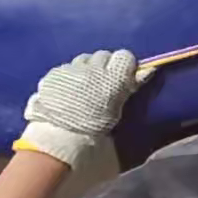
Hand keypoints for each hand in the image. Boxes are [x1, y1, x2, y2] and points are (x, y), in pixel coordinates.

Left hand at [15, 50, 151, 167]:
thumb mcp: (117, 114)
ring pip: (84, 59)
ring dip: (86, 70)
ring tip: (82, 88)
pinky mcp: (53, 74)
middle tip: (102, 86)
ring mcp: (71, 69)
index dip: (124, 66)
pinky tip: (66, 93)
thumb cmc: (95, 135)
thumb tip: (143, 74)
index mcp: (112, 79)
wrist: (58, 142)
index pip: (125, 56)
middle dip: (104, 67)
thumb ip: (127, 91)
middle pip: (104, 55)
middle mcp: (92, 68)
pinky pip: (66, 68)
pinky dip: (68, 77)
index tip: (123, 77)